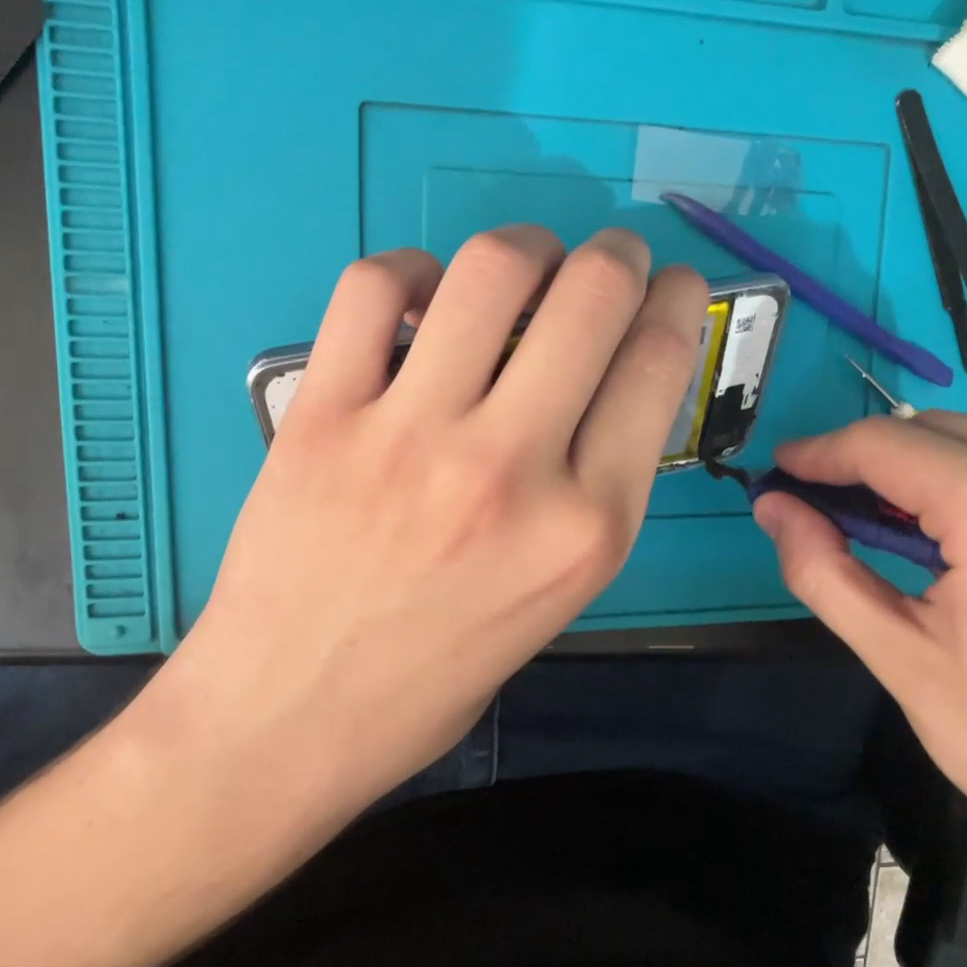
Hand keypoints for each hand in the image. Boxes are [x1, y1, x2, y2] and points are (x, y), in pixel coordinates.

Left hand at [161, 225, 706, 813]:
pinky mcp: (323, 414)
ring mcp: (411, 434)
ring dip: (526, 246)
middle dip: (618, 255)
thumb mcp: (557, 598)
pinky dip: (408, 272)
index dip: (677, 303)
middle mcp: (511, 467)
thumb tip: (604, 382)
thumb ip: (595, 490)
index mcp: (587, 528)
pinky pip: (374, 289)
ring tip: (524, 264)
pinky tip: (420, 298)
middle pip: (592, 295)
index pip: (659, 365)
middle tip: (609, 259)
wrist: (288, 720)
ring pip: (492, 269)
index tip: (669, 287)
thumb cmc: (433, 678)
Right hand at [753, 415, 966, 966]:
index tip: (784, 472)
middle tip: (833, 511)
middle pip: (947, 431)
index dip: (823, 452)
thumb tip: (774, 509)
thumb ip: (824, 572)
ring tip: (911, 539)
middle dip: (879, 463)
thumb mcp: (907, 666)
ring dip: (942, 473)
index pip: (888, 444)